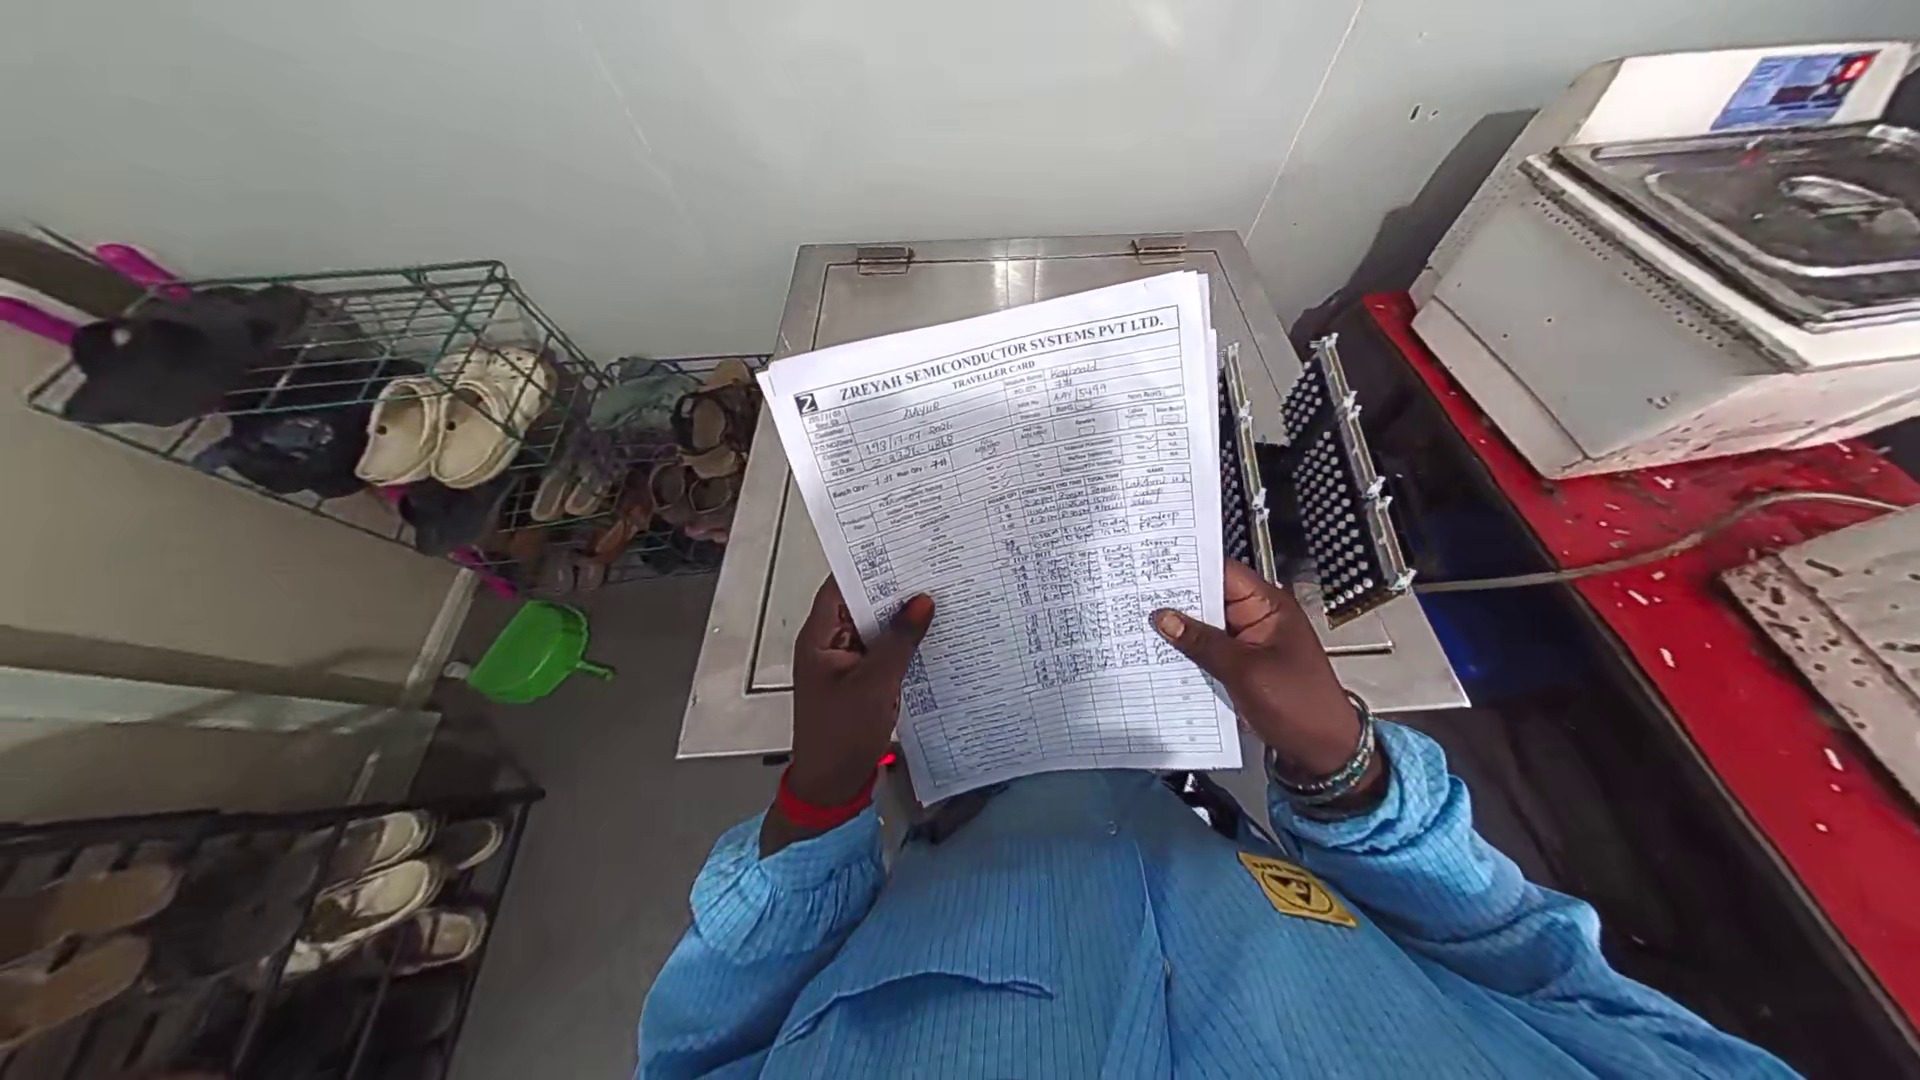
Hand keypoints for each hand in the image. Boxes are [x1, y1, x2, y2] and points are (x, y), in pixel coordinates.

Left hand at [788, 578, 934, 805]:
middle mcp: (830, 644)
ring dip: (899, 616)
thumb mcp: (875, 684)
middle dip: (891, 589)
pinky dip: (902, 642)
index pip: (839, 587)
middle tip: (930, 567)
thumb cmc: (843, 734)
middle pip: (859, 605)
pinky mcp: (862, 679)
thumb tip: (923, 601)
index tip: (901, 547)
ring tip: (937, 592)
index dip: (867, 565)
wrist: (832, 786)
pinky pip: (882, 650)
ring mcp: (846, 662)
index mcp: (819, 638)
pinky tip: (930, 633)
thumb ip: (899, 641)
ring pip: (874, 628)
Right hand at [1151, 561, 1376, 788]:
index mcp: (1268, 606)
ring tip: (1141, 620)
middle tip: (1138, 595)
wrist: (1321, 750)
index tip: (1154, 567)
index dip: (1189, 567)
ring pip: (1204, 623)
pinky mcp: (1238, 661)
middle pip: (1210, 597)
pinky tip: (1160, 649)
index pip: (1223, 572)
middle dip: (1177, 598)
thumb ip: (1202, 642)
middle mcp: (1256, 617)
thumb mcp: (1245, 671)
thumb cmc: (1299, 706)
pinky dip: (1187, 648)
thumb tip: (1164, 618)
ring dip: (1179, 625)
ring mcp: (1246, 640)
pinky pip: (1206, 647)